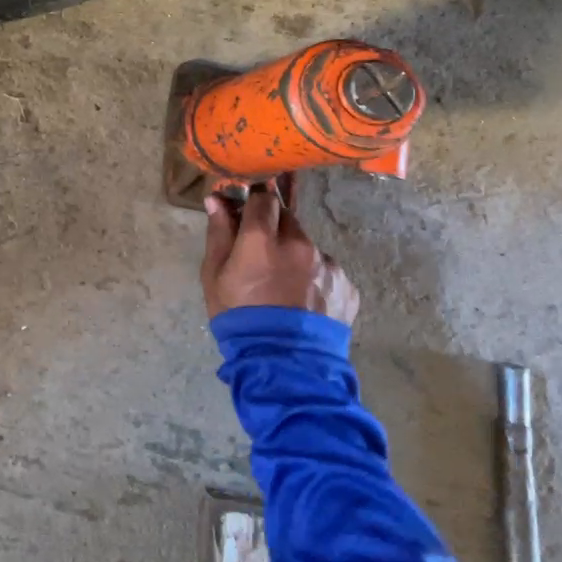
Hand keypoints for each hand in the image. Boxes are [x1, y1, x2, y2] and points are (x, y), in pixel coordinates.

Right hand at [200, 182, 360, 324]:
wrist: (285, 362)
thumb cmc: (238, 315)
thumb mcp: (214, 274)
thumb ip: (218, 233)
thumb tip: (216, 200)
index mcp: (262, 238)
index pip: (262, 198)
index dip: (252, 201)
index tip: (244, 212)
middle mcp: (299, 243)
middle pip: (286, 218)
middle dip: (272, 227)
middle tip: (260, 252)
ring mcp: (328, 265)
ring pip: (307, 245)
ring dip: (294, 253)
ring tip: (283, 283)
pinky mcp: (347, 286)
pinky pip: (327, 270)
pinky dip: (314, 277)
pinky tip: (302, 299)